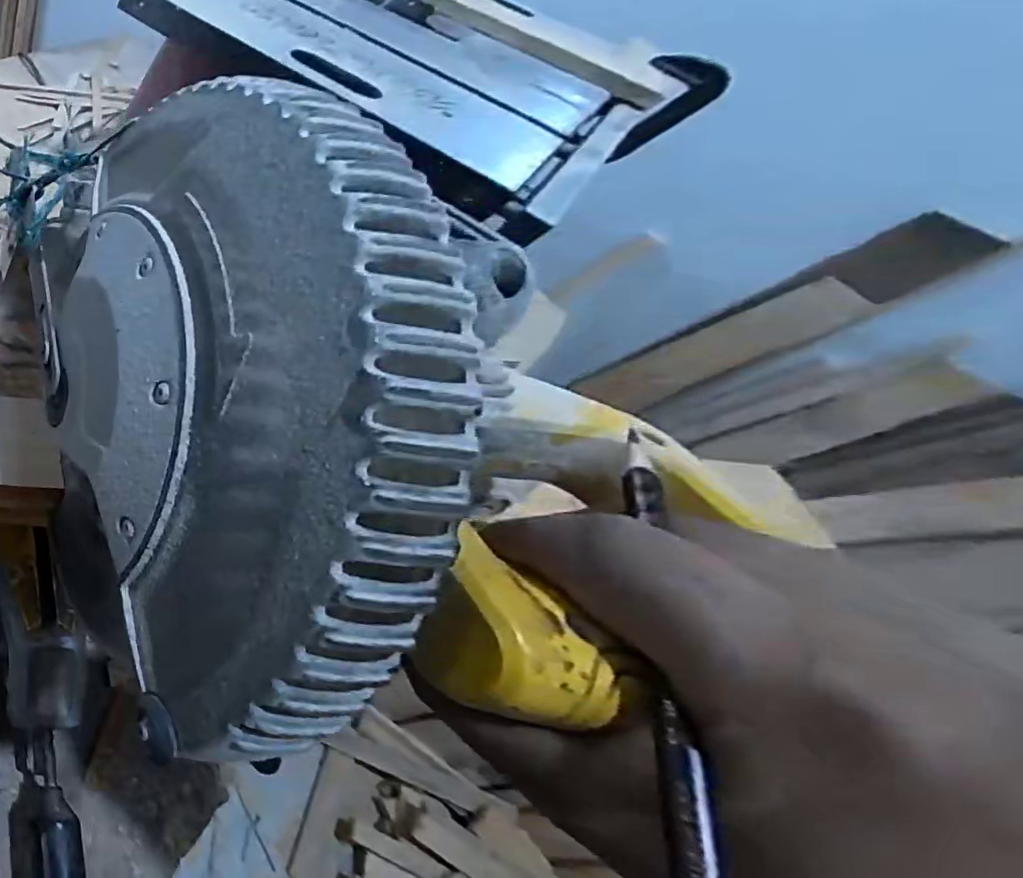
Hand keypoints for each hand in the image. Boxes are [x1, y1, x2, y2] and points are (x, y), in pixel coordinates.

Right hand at [411, 511, 1022, 877]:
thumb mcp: (639, 833)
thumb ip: (515, 740)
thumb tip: (426, 656)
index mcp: (785, 675)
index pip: (609, 548)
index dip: (526, 537)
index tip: (480, 558)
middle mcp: (854, 609)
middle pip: (659, 526)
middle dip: (580, 545)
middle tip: (546, 596)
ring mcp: (907, 600)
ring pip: (715, 532)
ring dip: (646, 559)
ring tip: (629, 620)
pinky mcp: (933, 608)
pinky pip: (774, 559)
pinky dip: (712, 578)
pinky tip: (716, 639)